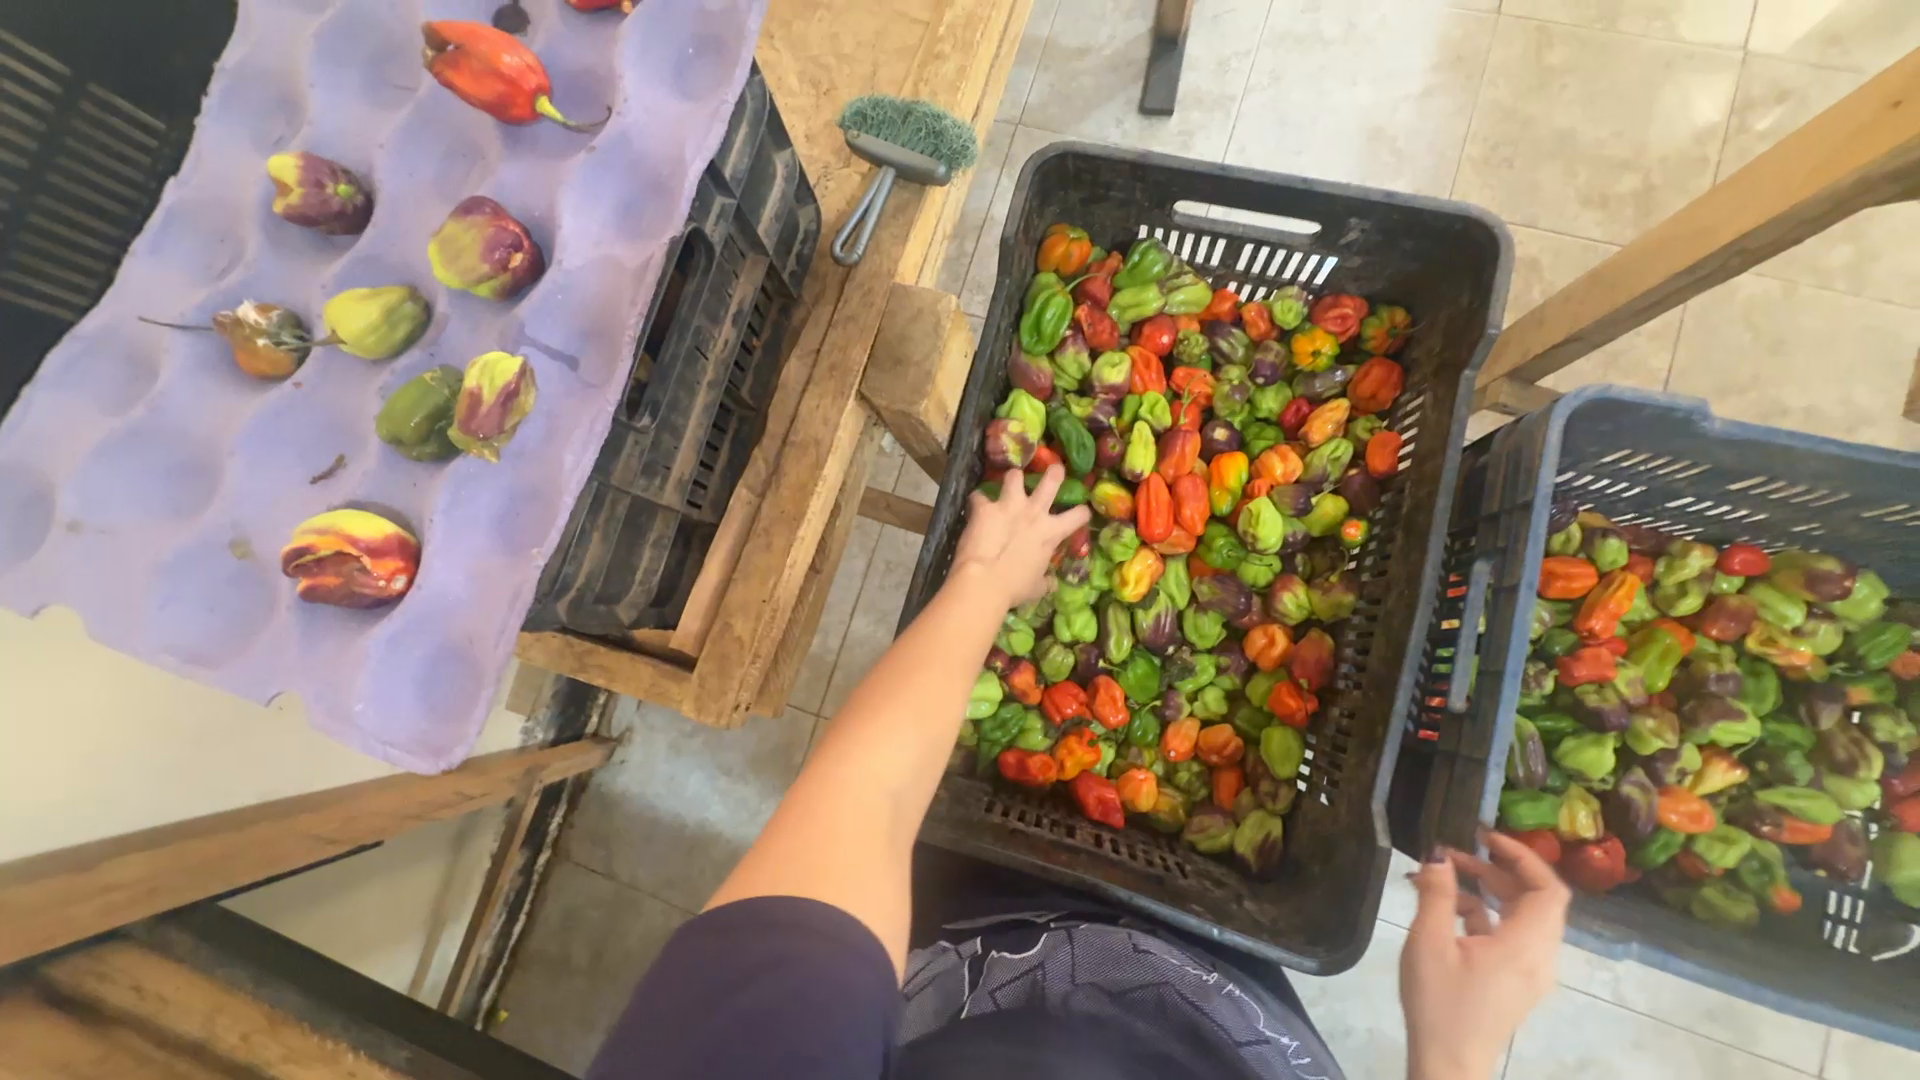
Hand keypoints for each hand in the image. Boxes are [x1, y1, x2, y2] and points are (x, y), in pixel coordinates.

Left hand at [950, 465, 1089, 609]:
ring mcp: (1009, 506)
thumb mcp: (1036, 587)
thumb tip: (1051, 584)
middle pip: (1051, 481)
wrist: (985, 581)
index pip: (1079, 515)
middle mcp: (1034, 512)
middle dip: (1055, 472)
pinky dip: (978, 500)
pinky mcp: (984, 508)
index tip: (1081, 511)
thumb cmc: (1015, 587)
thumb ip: (1045, 581)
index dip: (1082, 512)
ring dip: (1013, 478)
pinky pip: (979, 496)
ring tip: (1011, 480)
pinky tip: (976, 503)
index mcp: (1051, 533)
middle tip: (1055, 468)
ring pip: (1015, 476)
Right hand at [1400, 830, 1569, 1079]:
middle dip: (1497, 868)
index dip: (1523, 856)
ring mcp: (1529, 971)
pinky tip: (1445, 907)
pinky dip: (1483, 912)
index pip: (1549, 891)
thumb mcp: (1428, 942)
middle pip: (1536, 900)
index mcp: (1526, 947)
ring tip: (1442, 874)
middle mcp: (1539, 957)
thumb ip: (1436, 894)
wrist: (1448, 1062)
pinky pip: (1510, 934)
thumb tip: (1437, 853)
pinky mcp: (1514, 979)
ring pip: (1522, 916)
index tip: (1484, 836)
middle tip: (1452, 852)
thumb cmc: (1440, 1002)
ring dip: (1488, 889)